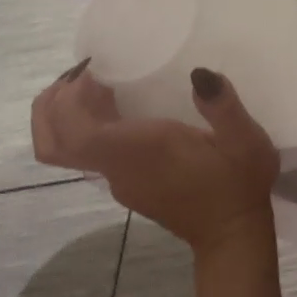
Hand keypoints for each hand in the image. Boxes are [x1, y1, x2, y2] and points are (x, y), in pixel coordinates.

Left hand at [31, 63, 279, 254]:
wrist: (230, 231)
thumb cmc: (238, 181)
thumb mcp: (245, 139)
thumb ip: (222, 106)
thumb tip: (199, 74)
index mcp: (142, 152)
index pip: (79, 131)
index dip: (72, 97)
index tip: (95, 66)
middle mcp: (119, 166)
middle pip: (52, 144)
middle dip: (51, 105)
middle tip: (81, 70)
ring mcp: (118, 178)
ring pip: (62, 150)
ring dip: (62, 114)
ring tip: (93, 81)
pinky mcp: (125, 182)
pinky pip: (86, 151)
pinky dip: (83, 123)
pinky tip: (116, 104)